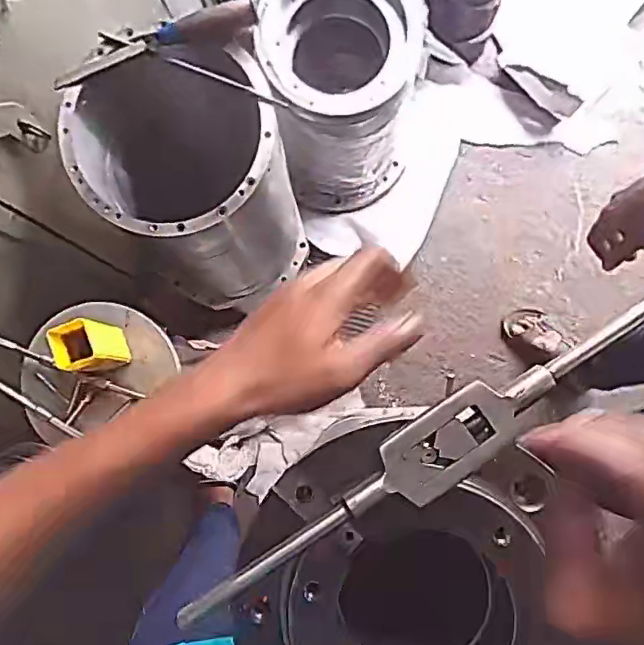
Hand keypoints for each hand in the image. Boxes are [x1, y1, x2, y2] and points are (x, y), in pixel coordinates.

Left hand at [192, 247, 424, 424]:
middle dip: (378, 280)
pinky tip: (333, 324)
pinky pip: (313, 290)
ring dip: (356, 288)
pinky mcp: (276, 307)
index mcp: (329, 295)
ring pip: (332, 276)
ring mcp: (288, 294)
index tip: (405, 286)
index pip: (372, 258)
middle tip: (392, 298)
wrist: (230, 386)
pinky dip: (333, 297)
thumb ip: (385, 344)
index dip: (396, 268)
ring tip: (368, 310)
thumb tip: (413, 326)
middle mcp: (307, 286)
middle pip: (352, 264)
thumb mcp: (344, 371)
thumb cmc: (279, 381)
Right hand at [524, 412, 643, 644]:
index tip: (550, 441)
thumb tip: (563, 477)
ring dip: (620, 434)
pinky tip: (610, 456)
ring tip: (581, 446)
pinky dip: (640, 443)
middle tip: (559, 439)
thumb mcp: (573, 599)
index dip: (591, 447)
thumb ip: (566, 530)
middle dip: (600, 433)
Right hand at [587, 142, 643, 270]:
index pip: (594, 240)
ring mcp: (625, 193)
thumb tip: (608, 264)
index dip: (602, 254)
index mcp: (608, 216)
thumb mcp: (640, 239)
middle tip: (629, 254)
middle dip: (616, 245)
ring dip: (627, 233)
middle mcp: (612, 203)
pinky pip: (630, 208)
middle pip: (605, 229)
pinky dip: (636, 221)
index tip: (612, 261)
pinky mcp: (638, 187)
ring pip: (619, 219)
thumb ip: (620, 254)